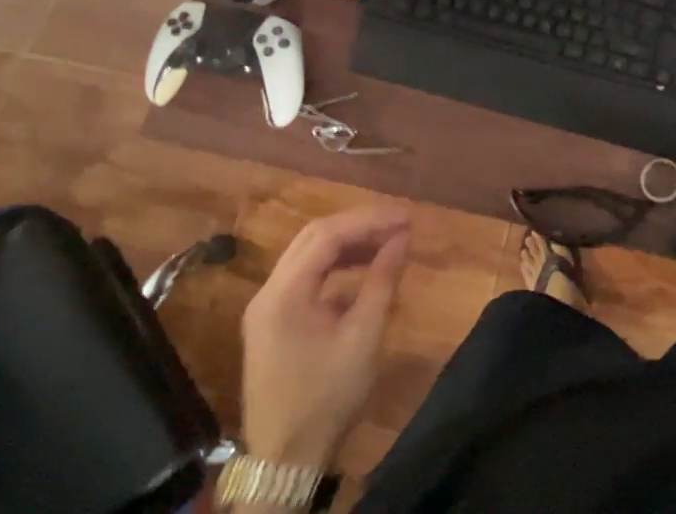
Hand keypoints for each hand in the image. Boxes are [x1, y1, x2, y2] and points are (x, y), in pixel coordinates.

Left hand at [241, 204, 410, 465]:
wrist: (285, 457)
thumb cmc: (328, 395)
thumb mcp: (364, 336)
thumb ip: (382, 281)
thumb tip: (401, 238)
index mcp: (284, 294)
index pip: (328, 235)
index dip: (370, 221)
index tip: (408, 219)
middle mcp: (268, 292)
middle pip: (313, 238)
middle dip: (359, 226)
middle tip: (400, 225)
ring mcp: (266, 308)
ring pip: (308, 256)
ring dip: (348, 244)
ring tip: (389, 244)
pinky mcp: (273, 323)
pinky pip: (305, 278)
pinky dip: (336, 267)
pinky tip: (365, 274)